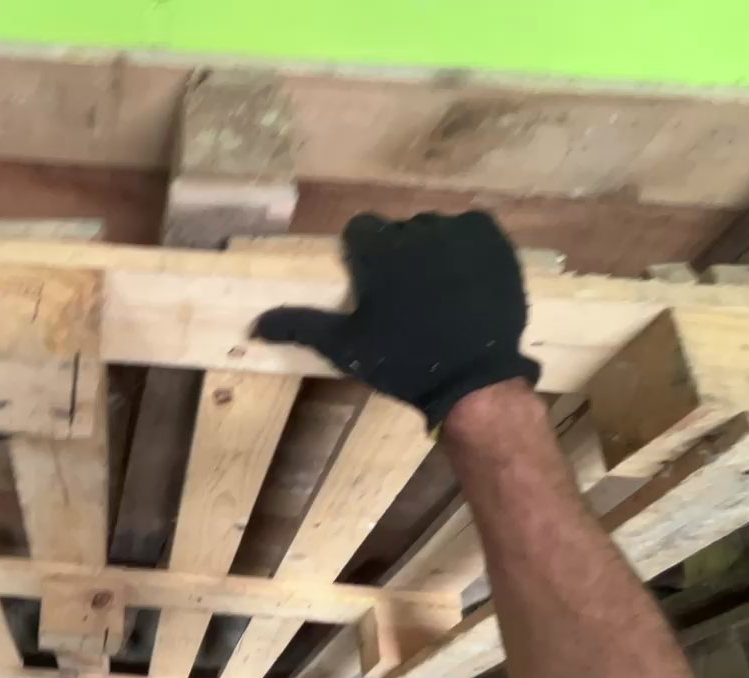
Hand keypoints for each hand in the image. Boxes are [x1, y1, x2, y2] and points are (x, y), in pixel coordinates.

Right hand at [252, 212, 541, 427]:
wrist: (472, 377)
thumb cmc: (399, 361)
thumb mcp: (343, 346)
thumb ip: (300, 325)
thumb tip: (254, 325)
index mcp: (378, 250)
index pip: (359, 229)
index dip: (359, 255)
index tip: (366, 284)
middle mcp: (417, 229)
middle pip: (396, 230)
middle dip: (395, 254)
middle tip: (400, 295)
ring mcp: (460, 233)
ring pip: (433, 229)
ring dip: (429, 250)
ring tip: (434, 290)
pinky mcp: (494, 241)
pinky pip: (470, 232)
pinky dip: (462, 250)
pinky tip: (462, 282)